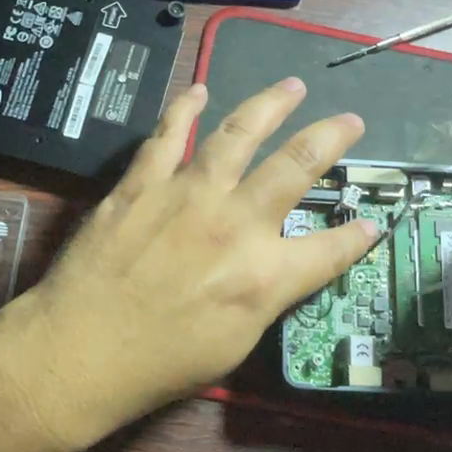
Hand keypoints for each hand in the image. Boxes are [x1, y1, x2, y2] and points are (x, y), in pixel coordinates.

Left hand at [0, 79, 375, 451]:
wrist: (80, 351)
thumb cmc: (161, 364)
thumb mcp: (235, 344)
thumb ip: (269, 297)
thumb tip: (290, 268)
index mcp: (265, 274)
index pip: (330, 248)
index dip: (357, 236)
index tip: (371, 222)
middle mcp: (235, 223)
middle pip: (297, 166)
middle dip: (332, 139)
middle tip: (349, 120)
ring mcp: (186, 195)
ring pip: (239, 133)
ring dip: (270, 105)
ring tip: (291, 86)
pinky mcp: (142, 184)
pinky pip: (168, 134)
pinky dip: (186, 107)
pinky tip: (200, 89)